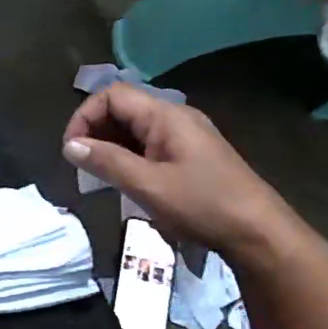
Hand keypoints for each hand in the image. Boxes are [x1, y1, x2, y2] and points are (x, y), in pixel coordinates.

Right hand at [62, 85, 299, 260]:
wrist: (258, 232)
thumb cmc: (202, 205)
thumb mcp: (147, 185)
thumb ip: (106, 162)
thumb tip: (69, 146)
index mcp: (166, 115)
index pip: (112, 95)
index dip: (84, 116)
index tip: (71, 150)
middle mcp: (175, 117)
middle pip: (122, 109)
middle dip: (94, 131)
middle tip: (80, 165)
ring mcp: (184, 136)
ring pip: (133, 129)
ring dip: (108, 146)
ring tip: (96, 176)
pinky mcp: (188, 156)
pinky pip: (147, 145)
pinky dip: (126, 157)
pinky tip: (121, 181)